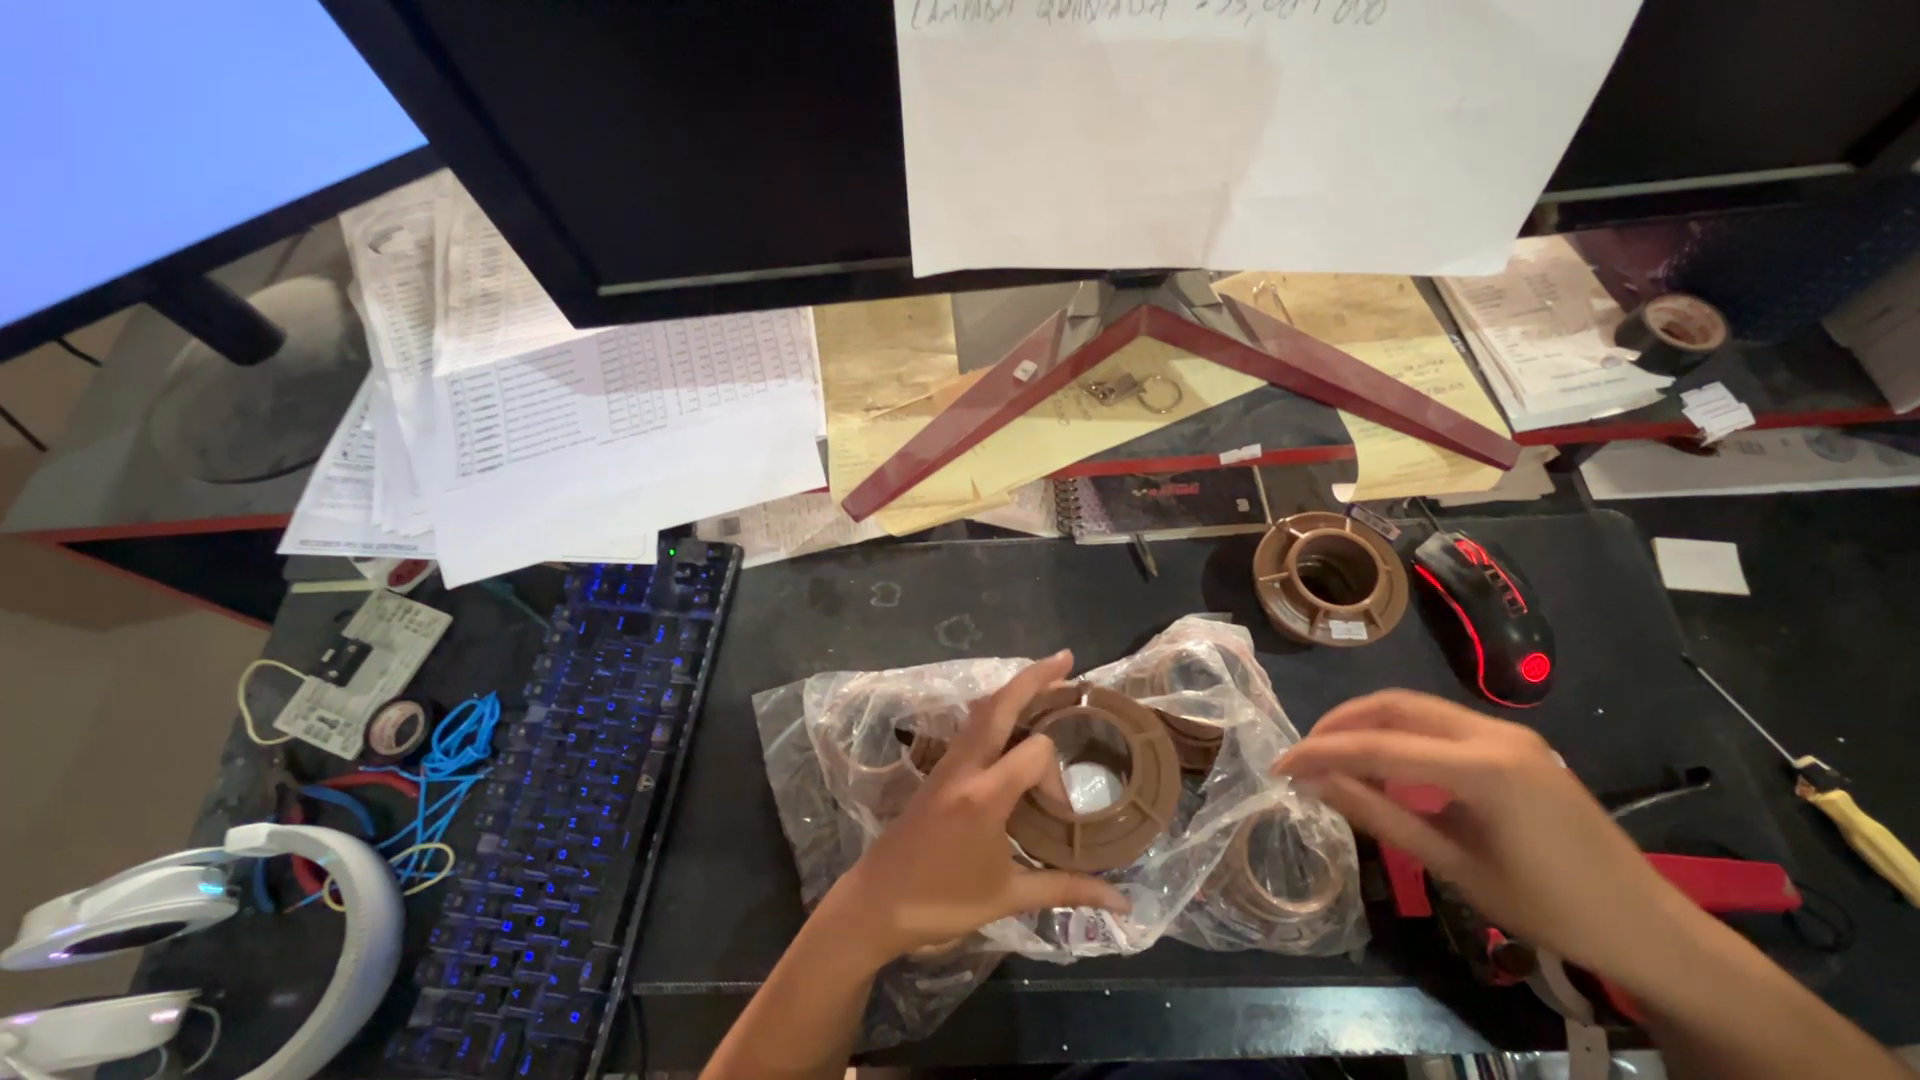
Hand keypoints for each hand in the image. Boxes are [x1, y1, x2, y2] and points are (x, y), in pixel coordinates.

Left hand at [818, 650, 1129, 966]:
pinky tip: (1010, 719)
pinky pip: (969, 727)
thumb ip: (1067, 889)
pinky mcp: (935, 771)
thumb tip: (1123, 902)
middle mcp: (964, 767)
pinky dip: (995, 712)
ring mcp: (945, 765)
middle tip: (1067, 661)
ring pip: (981, 711)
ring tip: (1045, 682)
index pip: (1036, 754)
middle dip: (1034, 678)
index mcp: (984, 795)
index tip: (1059, 817)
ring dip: (1013, 691)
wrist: (876, 903)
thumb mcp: (1009, 896)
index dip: (1057, 780)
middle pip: (1000, 705)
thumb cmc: (942, 903)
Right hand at [1273, 690, 1708, 988]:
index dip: (1322, 752)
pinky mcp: (1517, 746)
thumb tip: (1316, 783)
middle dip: (1341, 723)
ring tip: (1331, 758)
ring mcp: (1511, 736)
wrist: (1645, 925)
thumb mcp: (1454, 866)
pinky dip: (1402, 737)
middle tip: (1302, 753)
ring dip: (1369, 726)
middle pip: (1396, 707)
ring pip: (1418, 710)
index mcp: (1484, 767)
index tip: (1279, 764)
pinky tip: (1383, 765)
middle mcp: (1496, 734)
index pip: (1380, 746)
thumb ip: (1381, 816)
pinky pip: (1443, 726)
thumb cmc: (1549, 907)